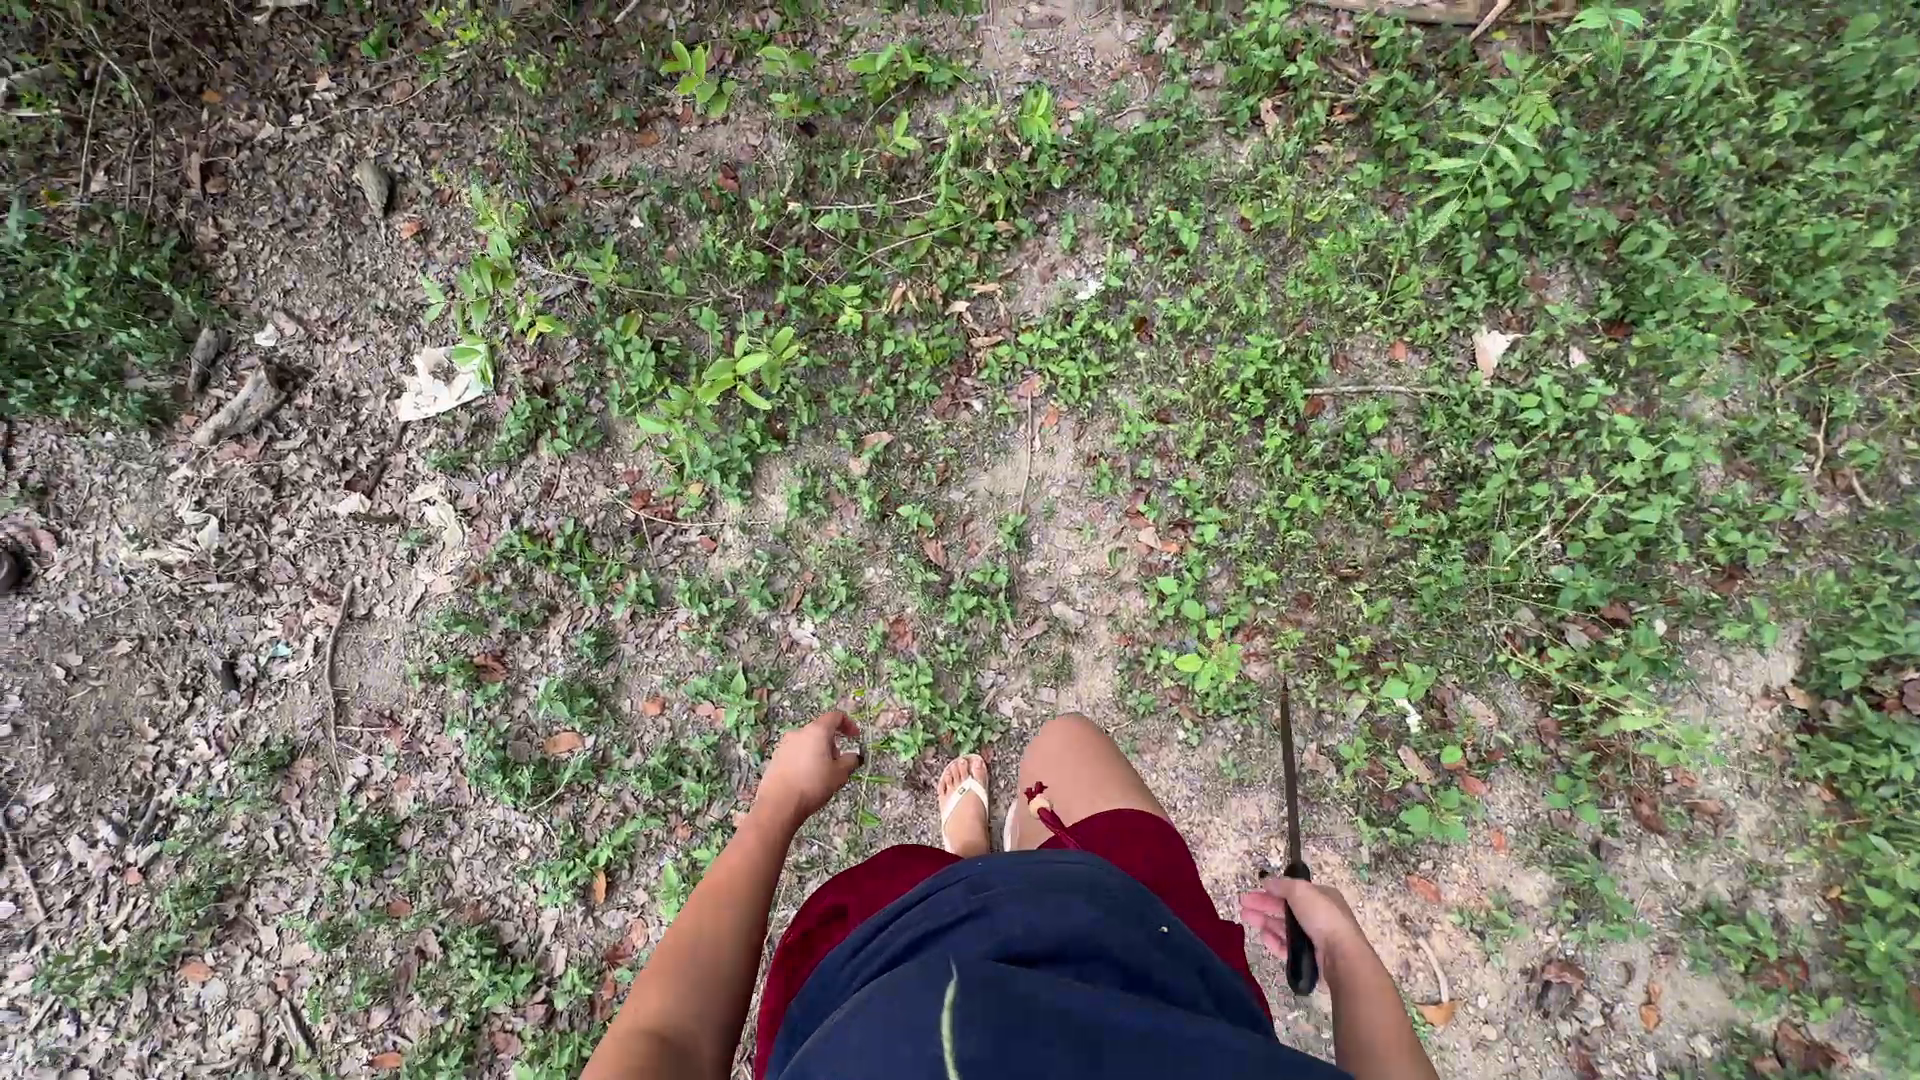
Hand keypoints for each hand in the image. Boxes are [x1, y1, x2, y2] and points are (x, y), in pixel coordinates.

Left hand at [753, 711, 861, 829]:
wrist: (779, 804)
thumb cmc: (813, 784)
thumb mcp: (840, 774)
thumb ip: (850, 761)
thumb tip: (854, 757)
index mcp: (817, 731)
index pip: (835, 717)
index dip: (848, 724)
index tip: (855, 737)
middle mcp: (799, 733)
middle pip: (821, 731)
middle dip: (833, 744)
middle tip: (838, 763)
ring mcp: (784, 745)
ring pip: (807, 743)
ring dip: (818, 752)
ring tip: (822, 774)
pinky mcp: (775, 758)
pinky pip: (796, 754)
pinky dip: (805, 760)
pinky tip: (806, 779)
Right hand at [1239, 876, 1370, 977]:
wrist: (1341, 957)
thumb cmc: (1323, 917)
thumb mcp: (1301, 891)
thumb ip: (1282, 884)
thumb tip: (1267, 881)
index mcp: (1321, 898)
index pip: (1292, 892)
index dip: (1272, 890)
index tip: (1254, 891)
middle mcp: (1319, 917)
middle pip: (1285, 909)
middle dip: (1263, 906)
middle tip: (1243, 905)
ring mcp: (1314, 939)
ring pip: (1284, 928)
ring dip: (1265, 921)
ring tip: (1246, 918)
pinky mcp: (1309, 958)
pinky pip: (1287, 948)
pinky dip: (1274, 941)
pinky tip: (1263, 936)